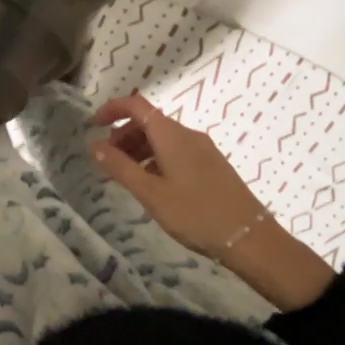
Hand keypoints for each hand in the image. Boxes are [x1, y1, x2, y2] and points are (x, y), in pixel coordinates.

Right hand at [88, 93, 267, 255]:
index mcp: (171, 135)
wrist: (251, 238)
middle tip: (108, 161)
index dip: (112, 109)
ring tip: (128, 176)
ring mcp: (203, 150)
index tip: (93, 126)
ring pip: (162, 138)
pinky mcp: (212, 165)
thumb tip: (94, 145)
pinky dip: (156, 158)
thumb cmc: (195, 213)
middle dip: (123, 135)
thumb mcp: (150, 193)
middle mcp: (188, 135)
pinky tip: (154, 185)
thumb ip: (119, 167)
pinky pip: (176, 151)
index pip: (136, 105)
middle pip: (149, 121)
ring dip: (139, 149)